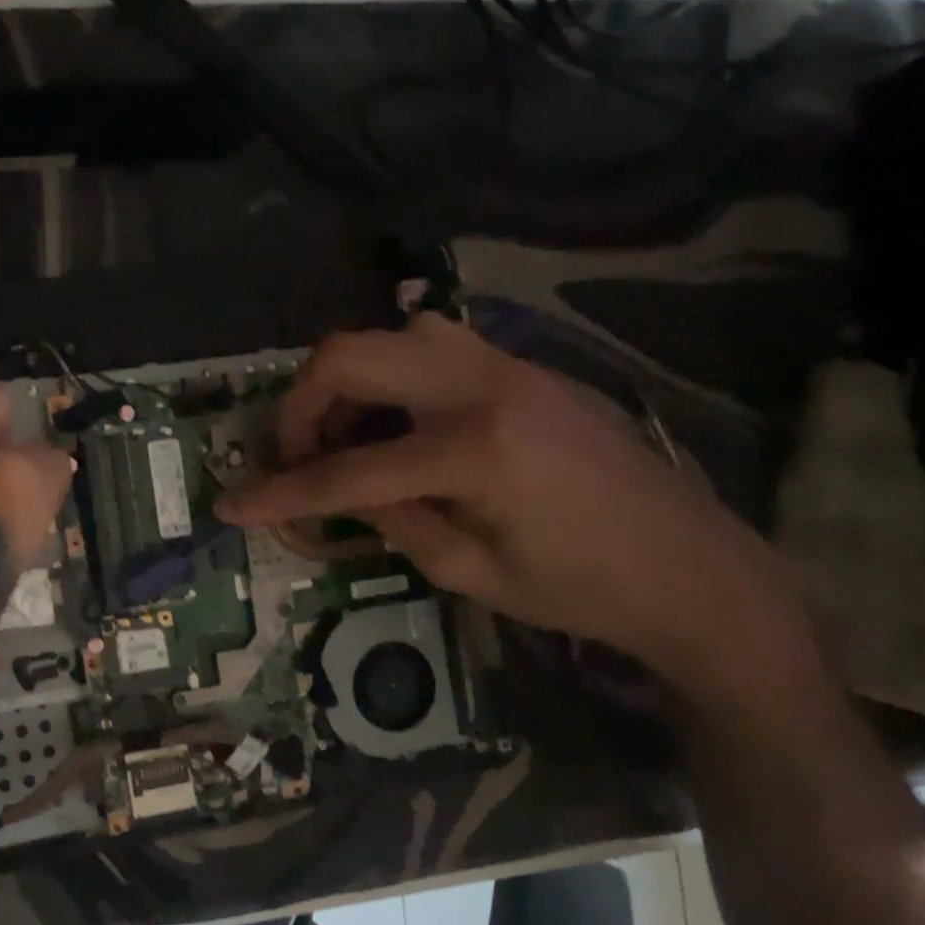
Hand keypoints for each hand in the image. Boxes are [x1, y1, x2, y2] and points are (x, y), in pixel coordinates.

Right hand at [215, 315, 804, 681]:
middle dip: (300, 407)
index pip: (346, 469)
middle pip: (351, 355)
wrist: (693, 566)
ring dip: (347, 383)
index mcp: (475, 451)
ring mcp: (510, 366)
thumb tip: (336, 491)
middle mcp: (486, 387)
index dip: (280, 492)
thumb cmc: (579, 589)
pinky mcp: (525, 368)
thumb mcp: (465, 570)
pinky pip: (433, 346)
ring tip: (346, 438)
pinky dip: (391, 377)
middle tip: (296, 456)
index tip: (232, 506)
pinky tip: (398, 426)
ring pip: (390, 335)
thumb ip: (389, 519)